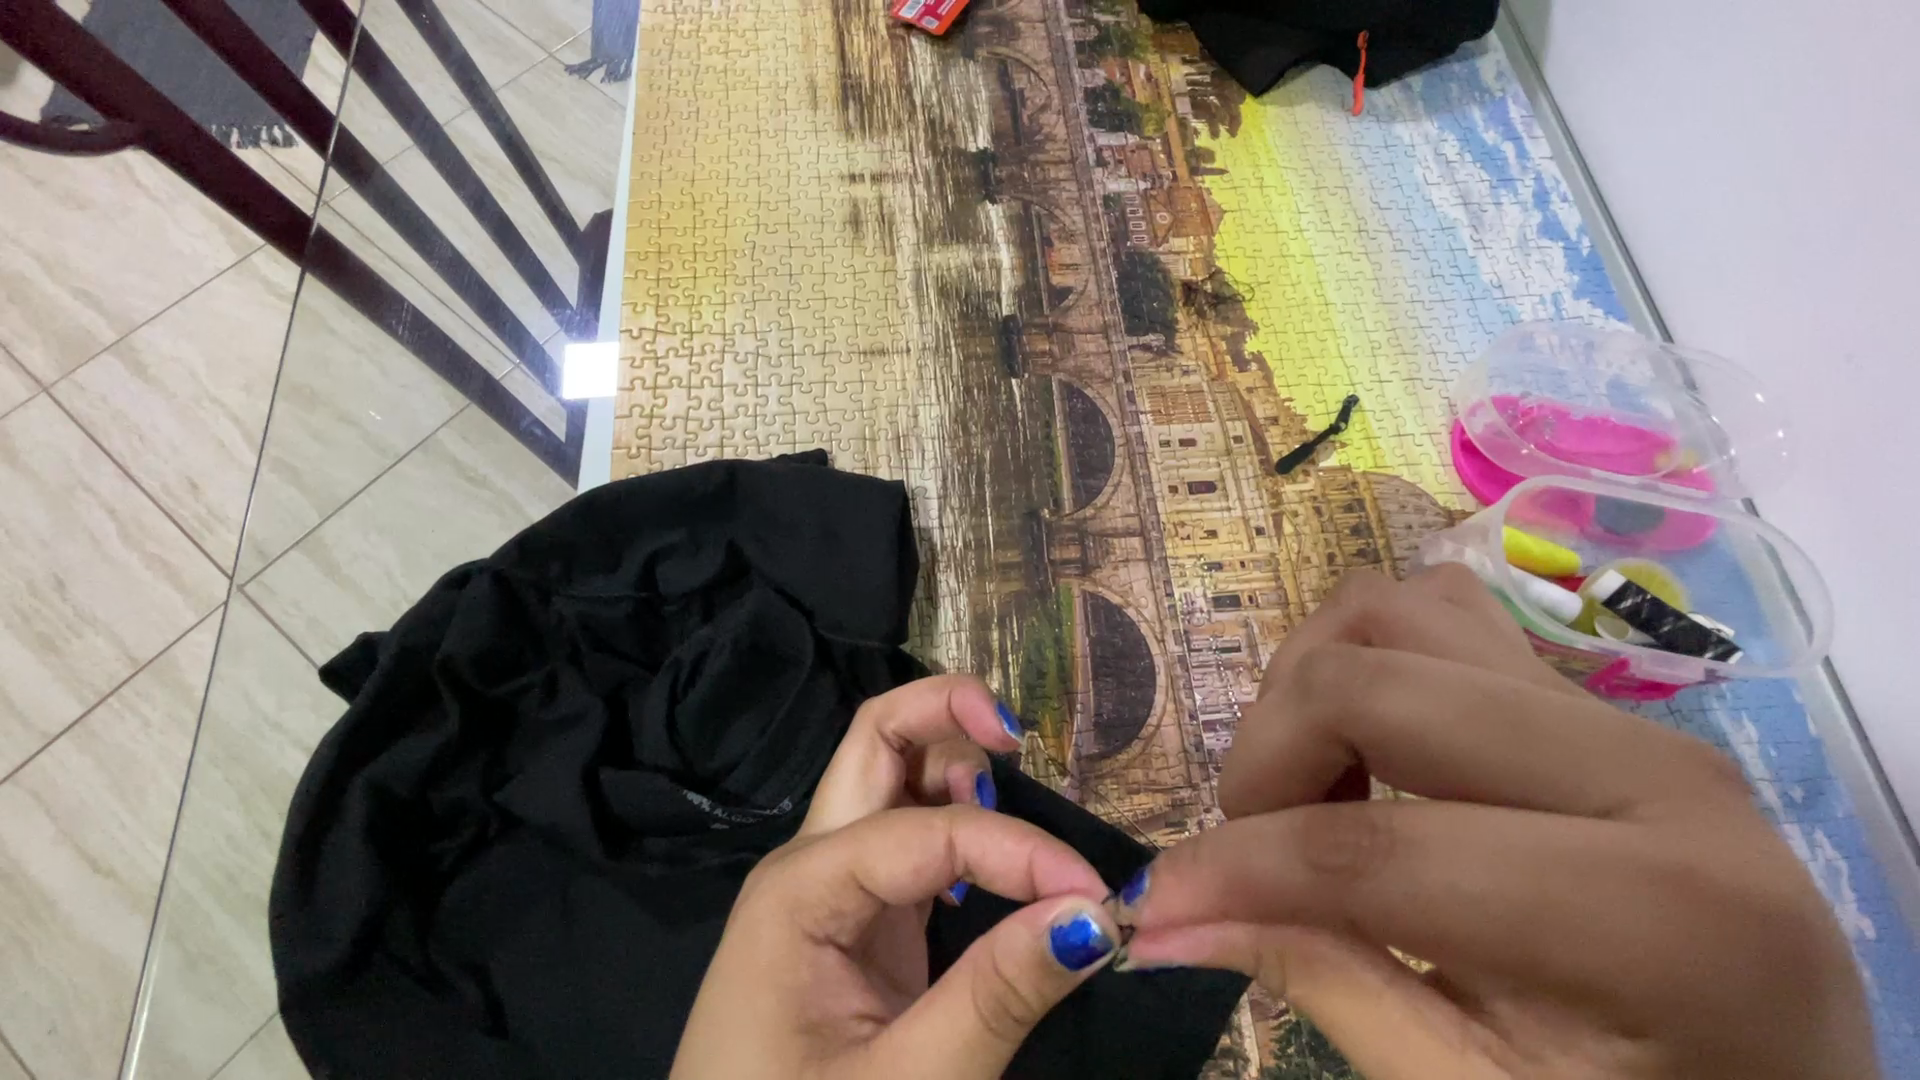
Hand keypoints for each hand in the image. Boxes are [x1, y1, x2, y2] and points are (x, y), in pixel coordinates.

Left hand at [670, 676, 1122, 1079]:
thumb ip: (995, 998)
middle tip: (1018, 732)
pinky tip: (997, 847)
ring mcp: (834, 882)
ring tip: (1014, 789)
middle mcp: (812, 859)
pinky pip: (909, 832)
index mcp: (801, 887)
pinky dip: (958, 813)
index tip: (1096, 900)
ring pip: (892, 771)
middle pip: (877, 738)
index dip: (1020, 853)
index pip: (929, 830)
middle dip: (946, 709)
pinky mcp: (859, 914)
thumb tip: (1094, 918)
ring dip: (953, 754)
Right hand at [1116, 567, 1877, 1079]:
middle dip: (1265, 759)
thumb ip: (1321, 985)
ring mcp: (1615, 707)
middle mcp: (1653, 769)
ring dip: (1307, 688)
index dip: (1237, 871)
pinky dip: (1356, 655)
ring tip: (1311, 785)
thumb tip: (1155, 921)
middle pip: (1369, 682)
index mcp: (1661, 916)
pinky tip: (1359, 743)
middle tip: (1248, 842)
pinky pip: (1429, 609)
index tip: (1153, 908)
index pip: (1379, 852)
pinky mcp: (1577, 686)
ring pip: (1391, 610)